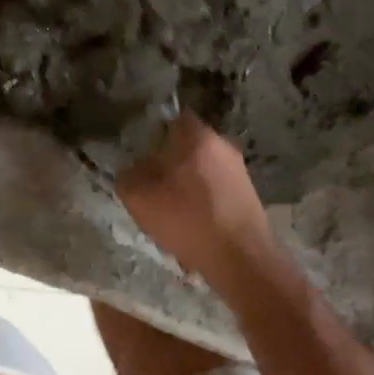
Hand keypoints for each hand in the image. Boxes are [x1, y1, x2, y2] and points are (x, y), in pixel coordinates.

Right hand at [117, 113, 275, 281]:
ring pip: (200, 167)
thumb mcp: (138, 197)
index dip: (151, 128)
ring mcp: (238, 170)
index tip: (136, 145)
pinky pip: (213, 187)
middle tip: (145, 177)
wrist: (239, 257)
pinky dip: (198, 197)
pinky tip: (188, 219)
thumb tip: (132, 169)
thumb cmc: (187, 218)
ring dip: (182, 180)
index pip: (172, 116)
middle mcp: (222, 146)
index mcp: (197, 137)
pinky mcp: (246, 194)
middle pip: (186, 144)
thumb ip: (127, 175)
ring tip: (164, 203)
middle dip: (165, 158)